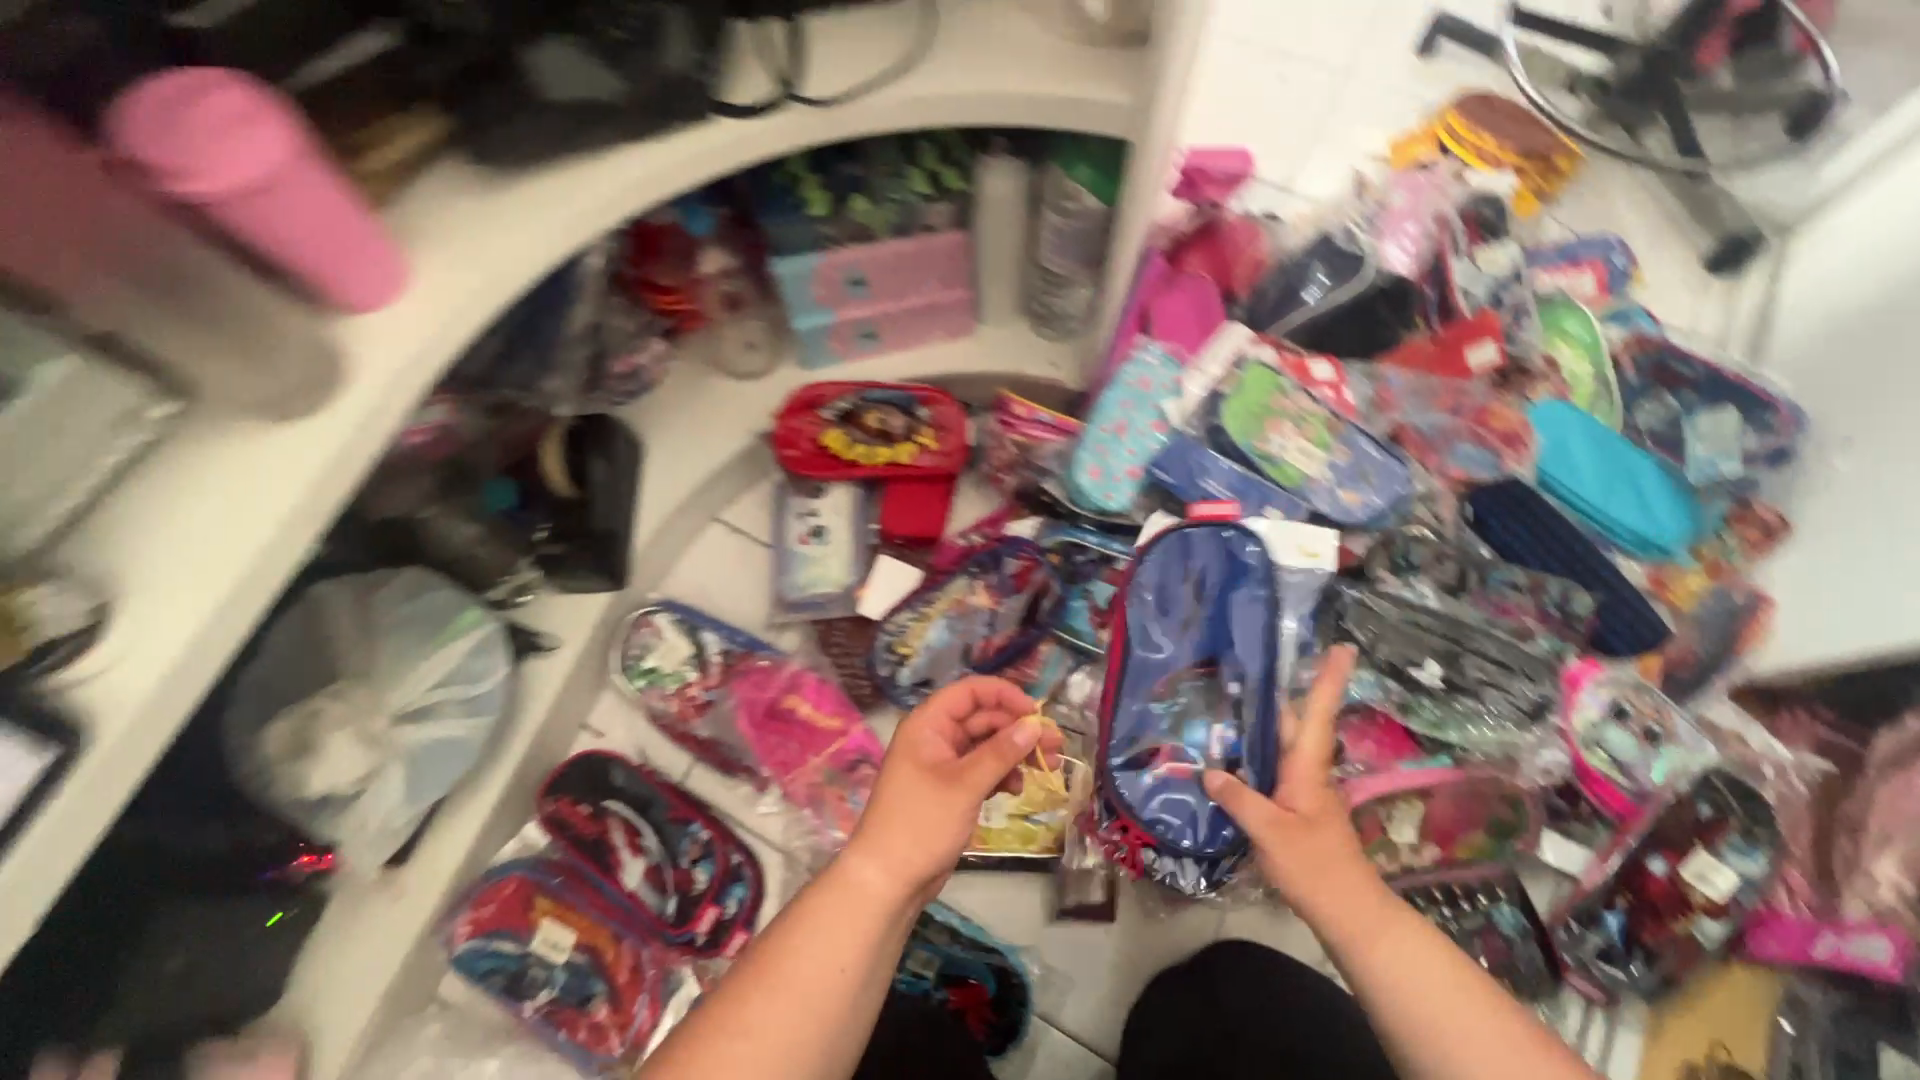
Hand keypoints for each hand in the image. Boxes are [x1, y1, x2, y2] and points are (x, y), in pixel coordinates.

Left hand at [841, 676, 1062, 906]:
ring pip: (986, 745)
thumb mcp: (965, 785)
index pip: (970, 691)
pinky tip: (1018, 788)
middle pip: (983, 718)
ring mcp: (943, 764)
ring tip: (1048, 767)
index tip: (1037, 713)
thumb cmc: (921, 823)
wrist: (889, 879)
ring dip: (1016, 752)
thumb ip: (1001, 752)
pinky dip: (1002, 774)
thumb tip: (1035, 725)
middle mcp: (935, 737)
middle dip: (1019, 729)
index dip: (1005, 695)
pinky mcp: (951, 789)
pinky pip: (982, 769)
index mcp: (928, 724)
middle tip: (1056, 746)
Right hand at [1203, 645, 1386, 922]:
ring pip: (1286, 748)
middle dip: (1288, 692)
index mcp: (1307, 769)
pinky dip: (1259, 756)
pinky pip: (1277, 771)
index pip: (1319, 713)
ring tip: (1237, 702)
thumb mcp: (1269, 831)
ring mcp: (1307, 792)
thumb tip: (1211, 770)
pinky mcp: (1299, 811)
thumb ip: (1238, 798)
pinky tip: (1235, 760)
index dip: (1330, 679)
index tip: (1344, 647)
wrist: (1348, 911)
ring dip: (1269, 724)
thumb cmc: (1313, 866)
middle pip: (1298, 724)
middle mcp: (1310, 773)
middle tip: (1260, 664)